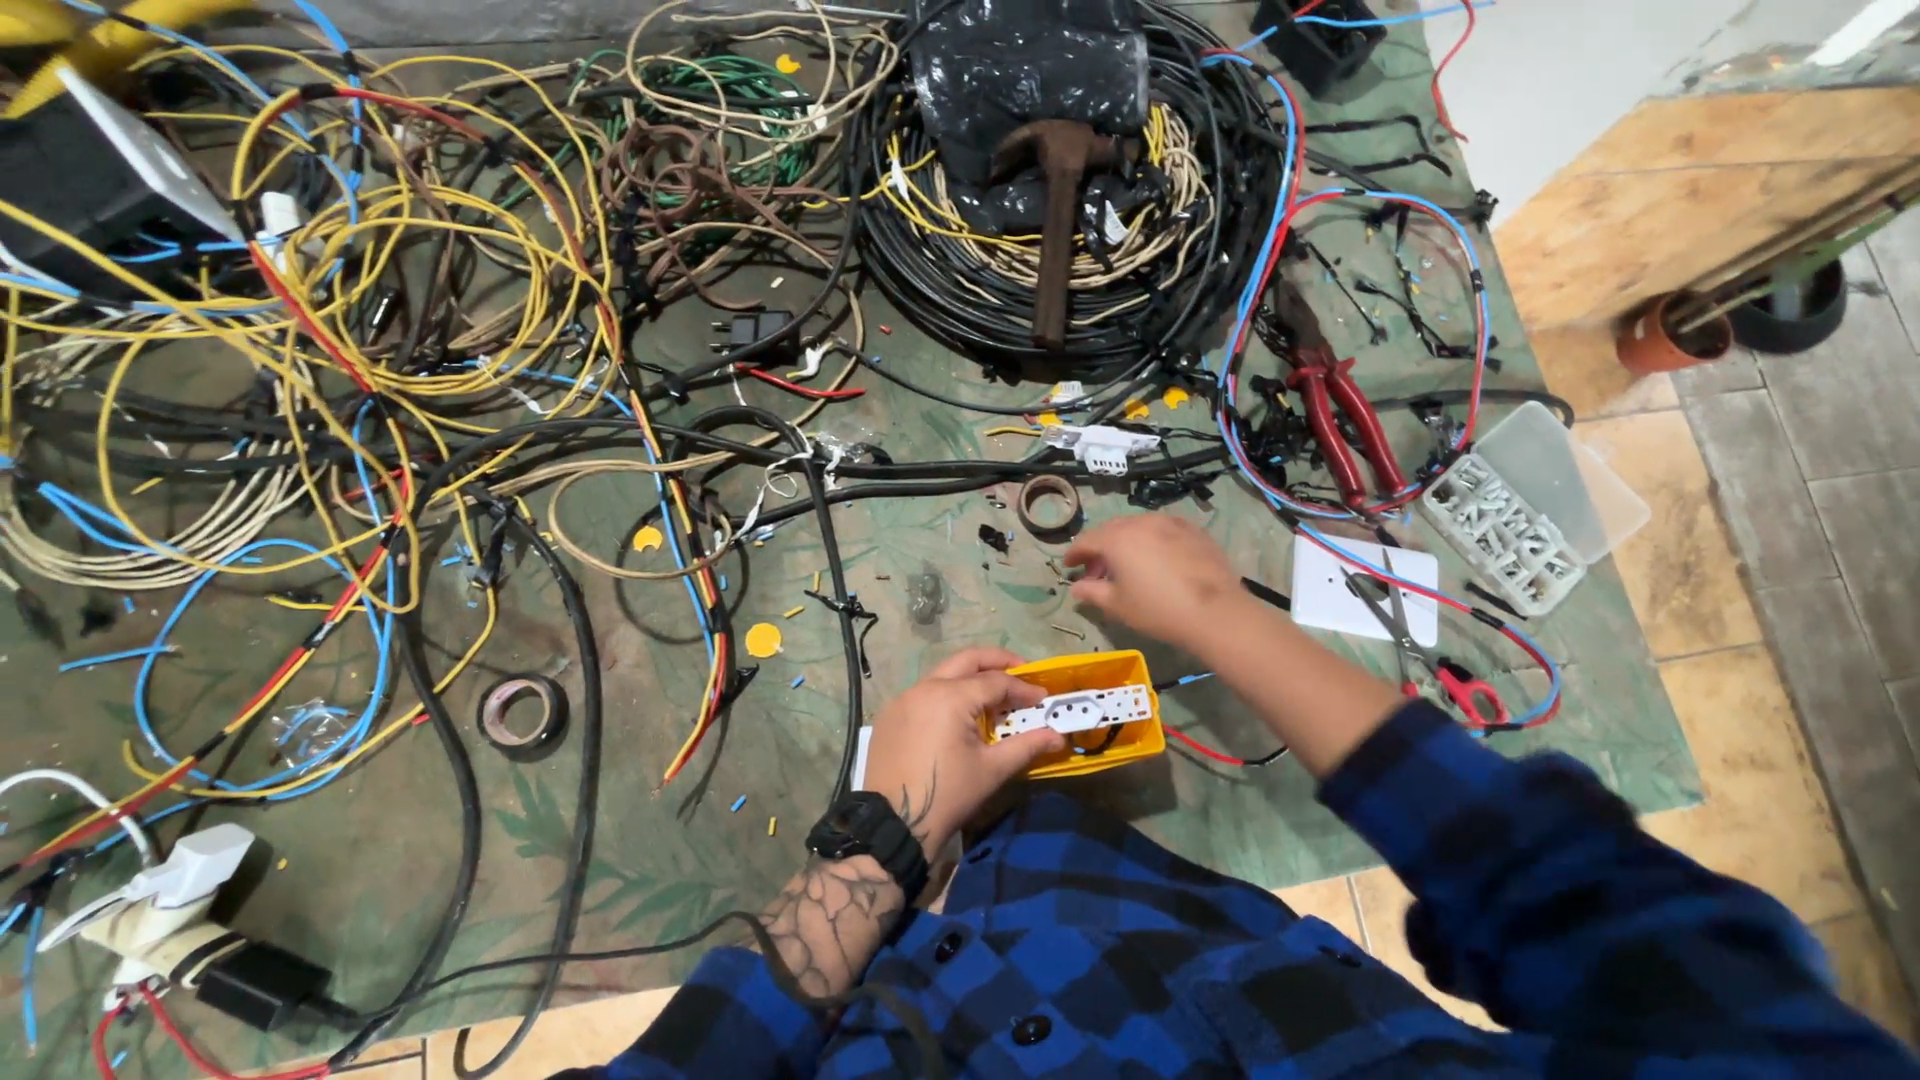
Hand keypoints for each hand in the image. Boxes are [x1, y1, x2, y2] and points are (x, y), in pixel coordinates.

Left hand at [860, 647, 1063, 852]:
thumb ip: (1027, 746)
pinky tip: (959, 715)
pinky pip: (924, 693)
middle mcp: (924, 687)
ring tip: (993, 697)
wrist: (894, 823)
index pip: (996, 681)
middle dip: (997, 662)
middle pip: (966, 661)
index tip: (1043, 698)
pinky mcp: (890, 715)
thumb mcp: (992, 770)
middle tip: (1021, 672)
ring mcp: (902, 699)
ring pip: (943, 675)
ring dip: (970, 678)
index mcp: (950, 696)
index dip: (1023, 688)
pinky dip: (947, 694)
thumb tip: (1058, 736)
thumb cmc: (948, 794)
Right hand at [1066, 513, 1240, 650]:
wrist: (1215, 612)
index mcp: (1117, 538)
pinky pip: (1164, 529)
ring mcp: (1170, 522)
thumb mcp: (1118, 605)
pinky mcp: (1194, 530)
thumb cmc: (1158, 610)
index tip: (1069, 566)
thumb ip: (1091, 592)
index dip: (1074, 554)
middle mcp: (1141, 522)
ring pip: (1139, 526)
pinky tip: (1157, 558)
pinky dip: (1152, 540)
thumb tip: (1076, 587)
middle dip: (1100, 547)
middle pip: (1112, 529)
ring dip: (1126, 541)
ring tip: (1127, 564)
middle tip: (1097, 570)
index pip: (1086, 540)